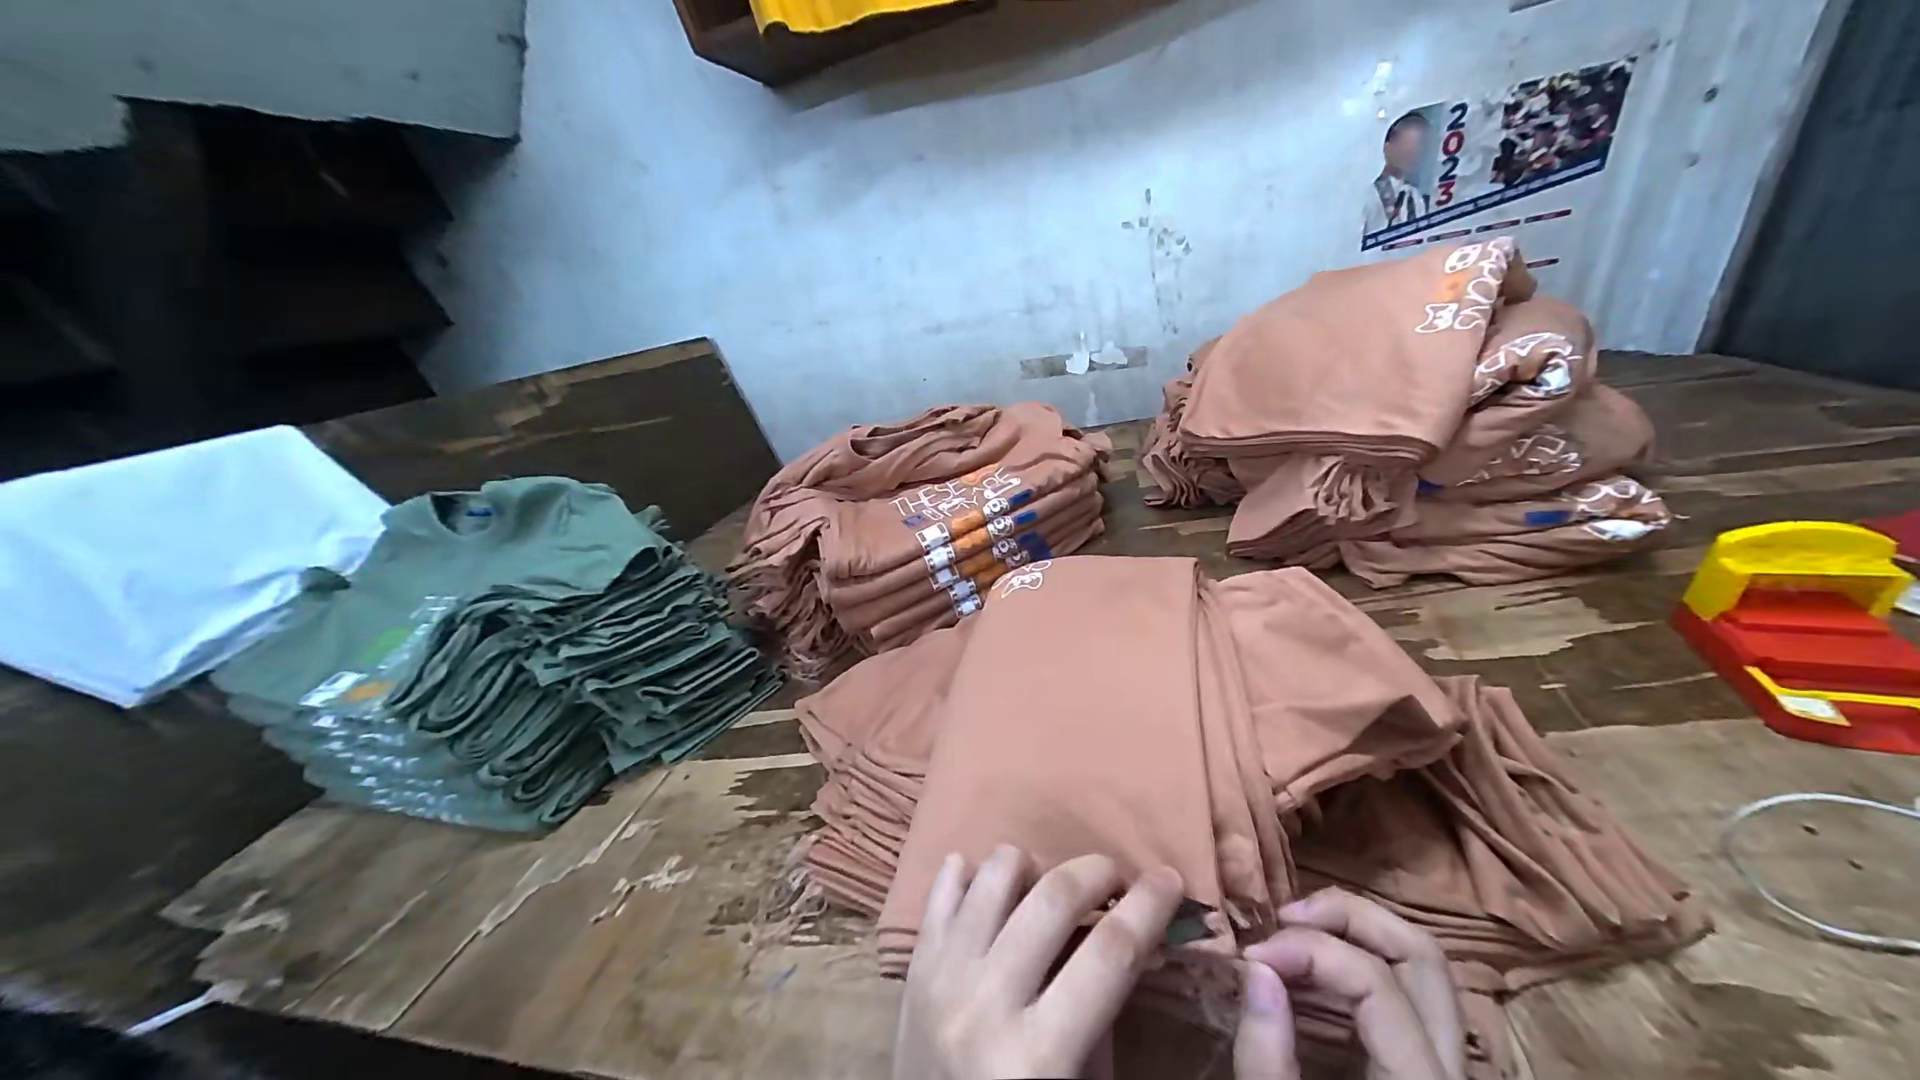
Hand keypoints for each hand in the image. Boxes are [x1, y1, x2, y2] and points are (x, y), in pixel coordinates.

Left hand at [892, 846, 1183, 1079]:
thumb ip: (1102, 1014)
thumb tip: (1132, 937)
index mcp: (1038, 1055)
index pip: (1109, 955)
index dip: (1148, 908)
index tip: (1169, 879)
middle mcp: (987, 1002)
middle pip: (1053, 899)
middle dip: (1097, 873)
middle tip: (1116, 877)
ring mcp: (943, 975)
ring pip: (994, 876)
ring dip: (1033, 865)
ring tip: (1049, 885)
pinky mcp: (914, 963)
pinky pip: (943, 887)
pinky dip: (974, 872)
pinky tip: (995, 888)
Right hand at [1235, 888, 1465, 1079]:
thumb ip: (1267, 1059)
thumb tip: (1256, 968)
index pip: (1378, 982)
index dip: (1310, 951)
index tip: (1253, 957)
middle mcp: (1455, 1070)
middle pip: (1420, 953)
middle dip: (1346, 916)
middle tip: (1285, 920)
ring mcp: (1449, 1065)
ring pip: (1421, 963)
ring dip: (1353, 929)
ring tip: (1294, 932)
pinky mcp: (1426, 1063)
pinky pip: (1407, 988)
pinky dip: (1356, 955)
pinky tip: (1310, 966)